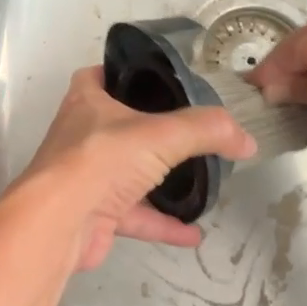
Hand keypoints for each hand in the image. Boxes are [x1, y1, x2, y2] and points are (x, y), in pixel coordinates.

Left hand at [16, 66, 256, 271]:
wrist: (60, 222)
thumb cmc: (100, 160)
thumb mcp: (160, 134)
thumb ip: (206, 130)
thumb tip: (246, 138)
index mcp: (86, 101)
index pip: (99, 75)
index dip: (122, 73)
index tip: (156, 79)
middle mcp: (82, 134)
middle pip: (118, 124)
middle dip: (148, 128)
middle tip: (188, 130)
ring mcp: (86, 176)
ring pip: (127, 172)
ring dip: (158, 179)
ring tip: (197, 179)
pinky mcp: (94, 213)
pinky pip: (135, 215)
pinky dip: (162, 222)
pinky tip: (194, 232)